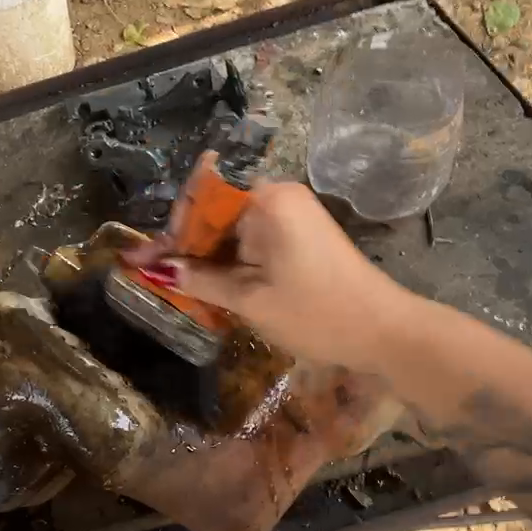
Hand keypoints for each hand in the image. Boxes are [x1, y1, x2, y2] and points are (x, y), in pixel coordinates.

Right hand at [150, 182, 414, 368]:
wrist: (387, 333)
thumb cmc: (317, 313)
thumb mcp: (250, 299)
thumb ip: (200, 279)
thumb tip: (158, 270)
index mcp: (267, 200)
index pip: (202, 199)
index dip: (170, 230)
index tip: (144, 259)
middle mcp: (278, 197)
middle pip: (215, 213)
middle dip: (184, 245)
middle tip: (153, 274)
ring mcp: (291, 216)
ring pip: (231, 229)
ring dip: (205, 256)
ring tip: (173, 283)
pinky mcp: (299, 236)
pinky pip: (252, 240)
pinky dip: (230, 261)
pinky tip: (207, 283)